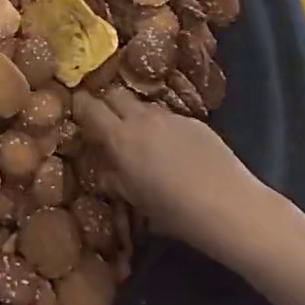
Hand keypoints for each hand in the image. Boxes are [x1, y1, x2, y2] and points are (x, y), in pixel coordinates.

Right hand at [71, 88, 277, 265]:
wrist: (228, 205)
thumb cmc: (175, 210)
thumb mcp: (136, 200)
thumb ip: (116, 178)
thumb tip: (106, 169)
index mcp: (121, 138)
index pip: (90, 108)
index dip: (80, 105)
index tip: (76, 109)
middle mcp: (142, 119)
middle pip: (116, 94)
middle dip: (107, 103)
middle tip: (105, 121)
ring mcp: (170, 116)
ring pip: (143, 106)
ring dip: (135, 116)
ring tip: (142, 140)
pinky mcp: (194, 121)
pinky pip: (168, 117)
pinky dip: (162, 127)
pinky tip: (173, 151)